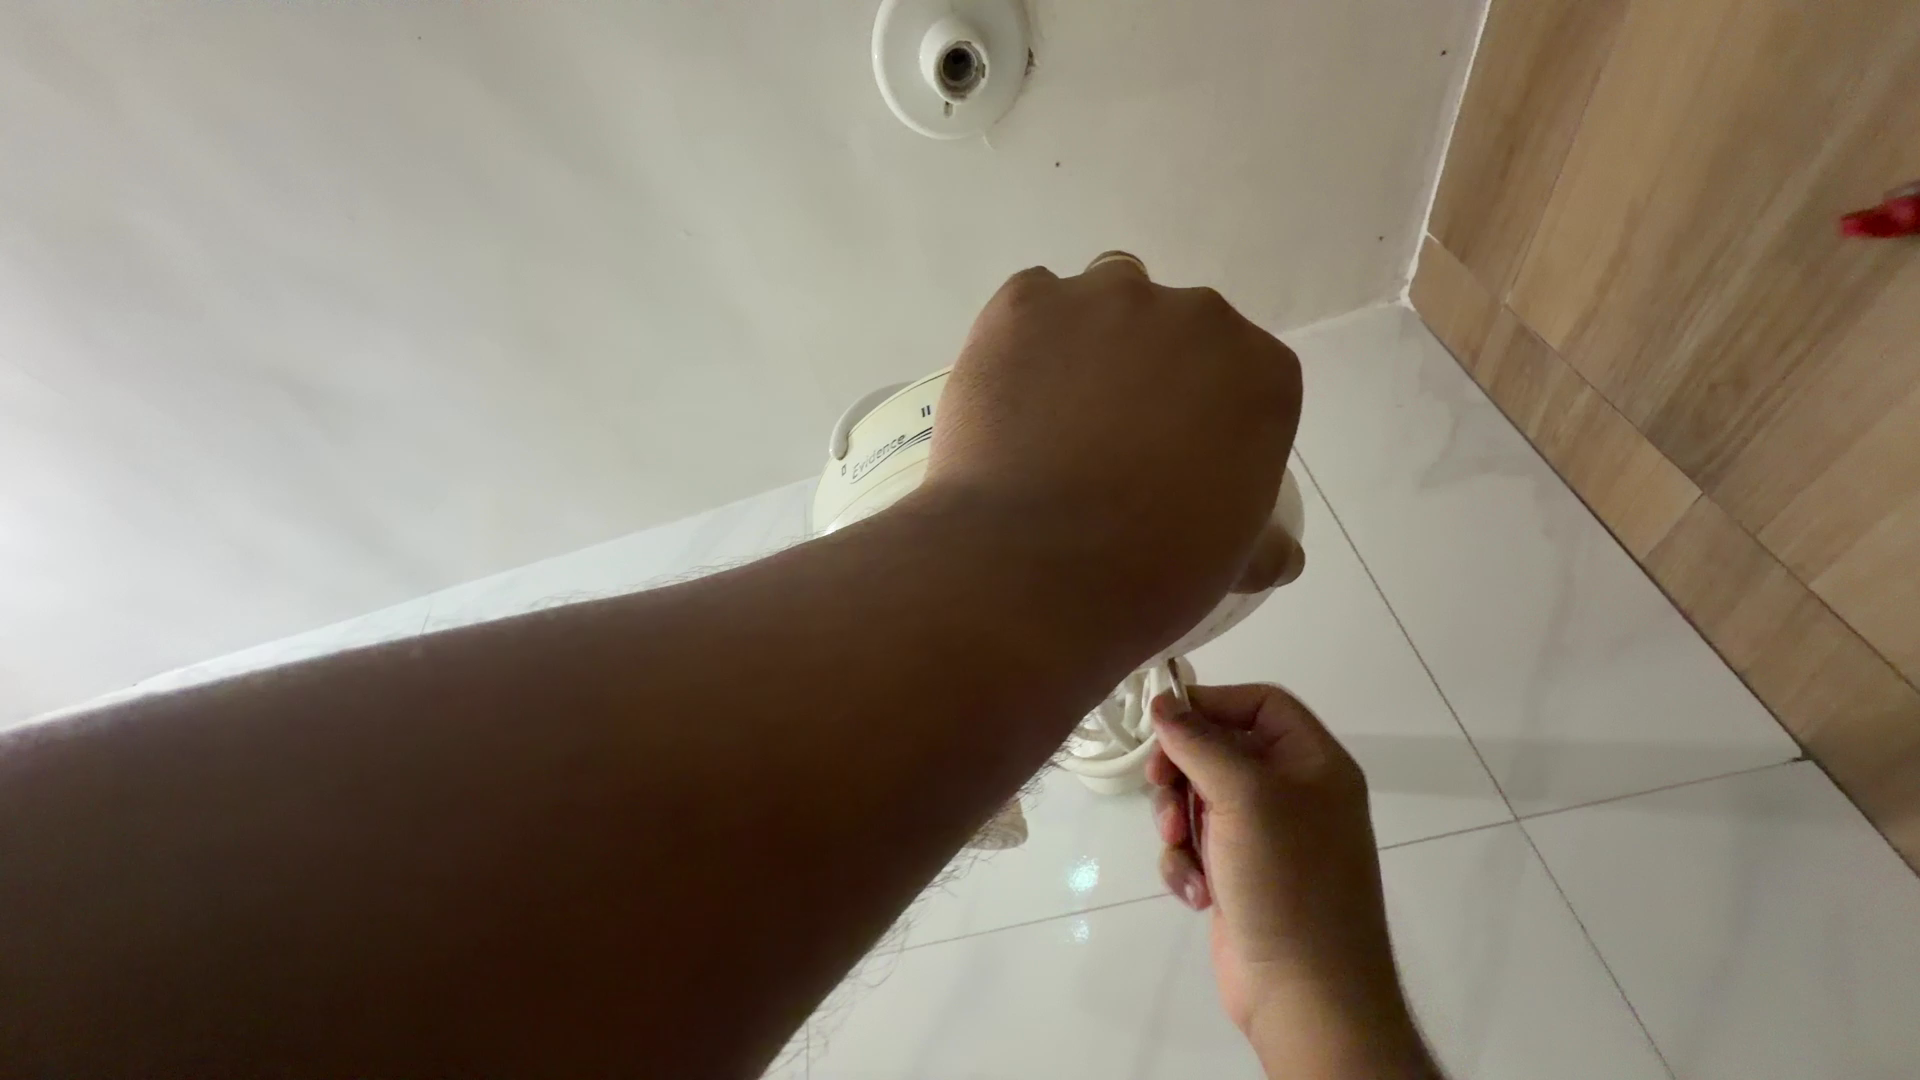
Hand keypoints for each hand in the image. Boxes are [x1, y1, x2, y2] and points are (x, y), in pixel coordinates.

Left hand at [922, 255, 1301, 659]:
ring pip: (1103, 302)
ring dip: (1088, 341)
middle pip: (1172, 329)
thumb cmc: (1148, 572)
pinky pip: (1028, 307)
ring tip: (1052, 413)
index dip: (1199, 412)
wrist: (1035, 567)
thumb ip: (1263, 543)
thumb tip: (1282, 555)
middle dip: (1145, 371)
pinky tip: (1008, 397)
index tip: (1168, 452)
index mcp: (1261, 373)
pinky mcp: (1025, 302)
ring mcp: (1105, 299)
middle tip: (1104, 438)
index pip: (1238, 376)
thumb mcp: (1229, 563)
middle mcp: (1195, 316)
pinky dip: (1022, 343)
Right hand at [1148, 684, 1441, 1078]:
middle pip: (1218, 748)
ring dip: (1178, 820)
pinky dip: (1186, 860)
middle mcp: (1291, 792)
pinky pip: (1196, 841)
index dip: (1212, 702)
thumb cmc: (1285, 880)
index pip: (1261, 702)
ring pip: (1197, 796)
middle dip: (1182, 770)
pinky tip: (1196, 890)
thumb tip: (1162, 701)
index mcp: (1312, 762)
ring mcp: (1265, 835)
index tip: (1164, 719)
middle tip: (1160, 786)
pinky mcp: (1239, 872)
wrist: (1306, 996)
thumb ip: (1198, 741)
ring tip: (1181, 847)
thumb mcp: (1243, 796)